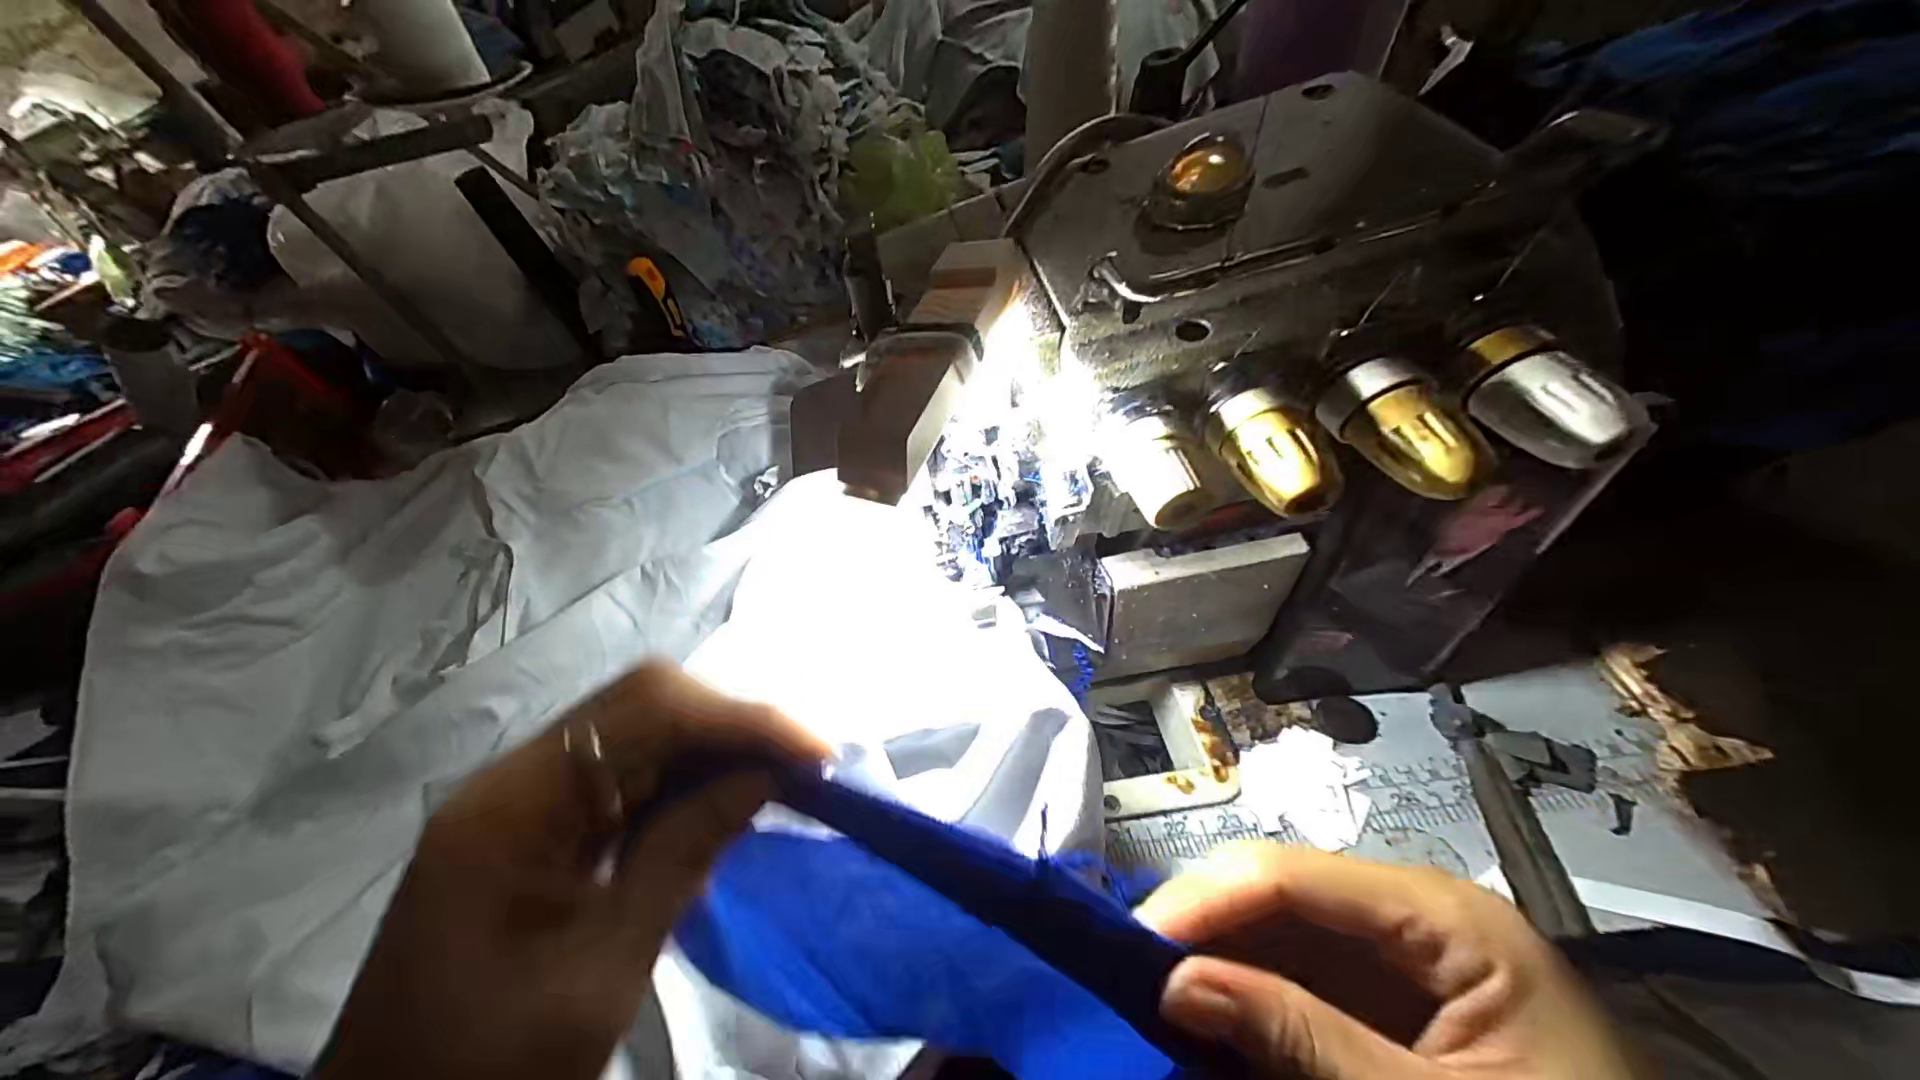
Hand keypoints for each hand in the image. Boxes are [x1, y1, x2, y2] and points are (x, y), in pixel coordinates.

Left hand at [315, 662, 827, 1079]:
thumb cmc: (489, 1069)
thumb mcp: (602, 971)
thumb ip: (684, 855)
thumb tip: (765, 776)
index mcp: (515, 804)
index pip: (649, 712)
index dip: (742, 721)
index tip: (814, 752)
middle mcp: (519, 778)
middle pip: (646, 703)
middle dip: (734, 724)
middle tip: (802, 763)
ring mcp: (528, 796)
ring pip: (644, 730)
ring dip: (718, 746)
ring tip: (780, 774)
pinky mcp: (544, 823)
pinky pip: (631, 771)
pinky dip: (689, 776)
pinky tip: (727, 797)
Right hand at [1136, 842, 1637, 1079]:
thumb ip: (1303, 1040)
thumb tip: (1175, 984)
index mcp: (1444, 915)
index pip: (1290, 874)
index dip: (1204, 900)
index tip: (1136, 943)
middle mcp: (1412, 908)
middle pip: (1274, 886)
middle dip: (1200, 924)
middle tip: (1135, 970)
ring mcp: (1398, 946)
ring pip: (1273, 922)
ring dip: (1214, 953)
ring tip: (1157, 990)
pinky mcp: (1386, 986)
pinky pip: (1294, 964)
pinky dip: (1245, 984)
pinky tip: (1209, 1007)